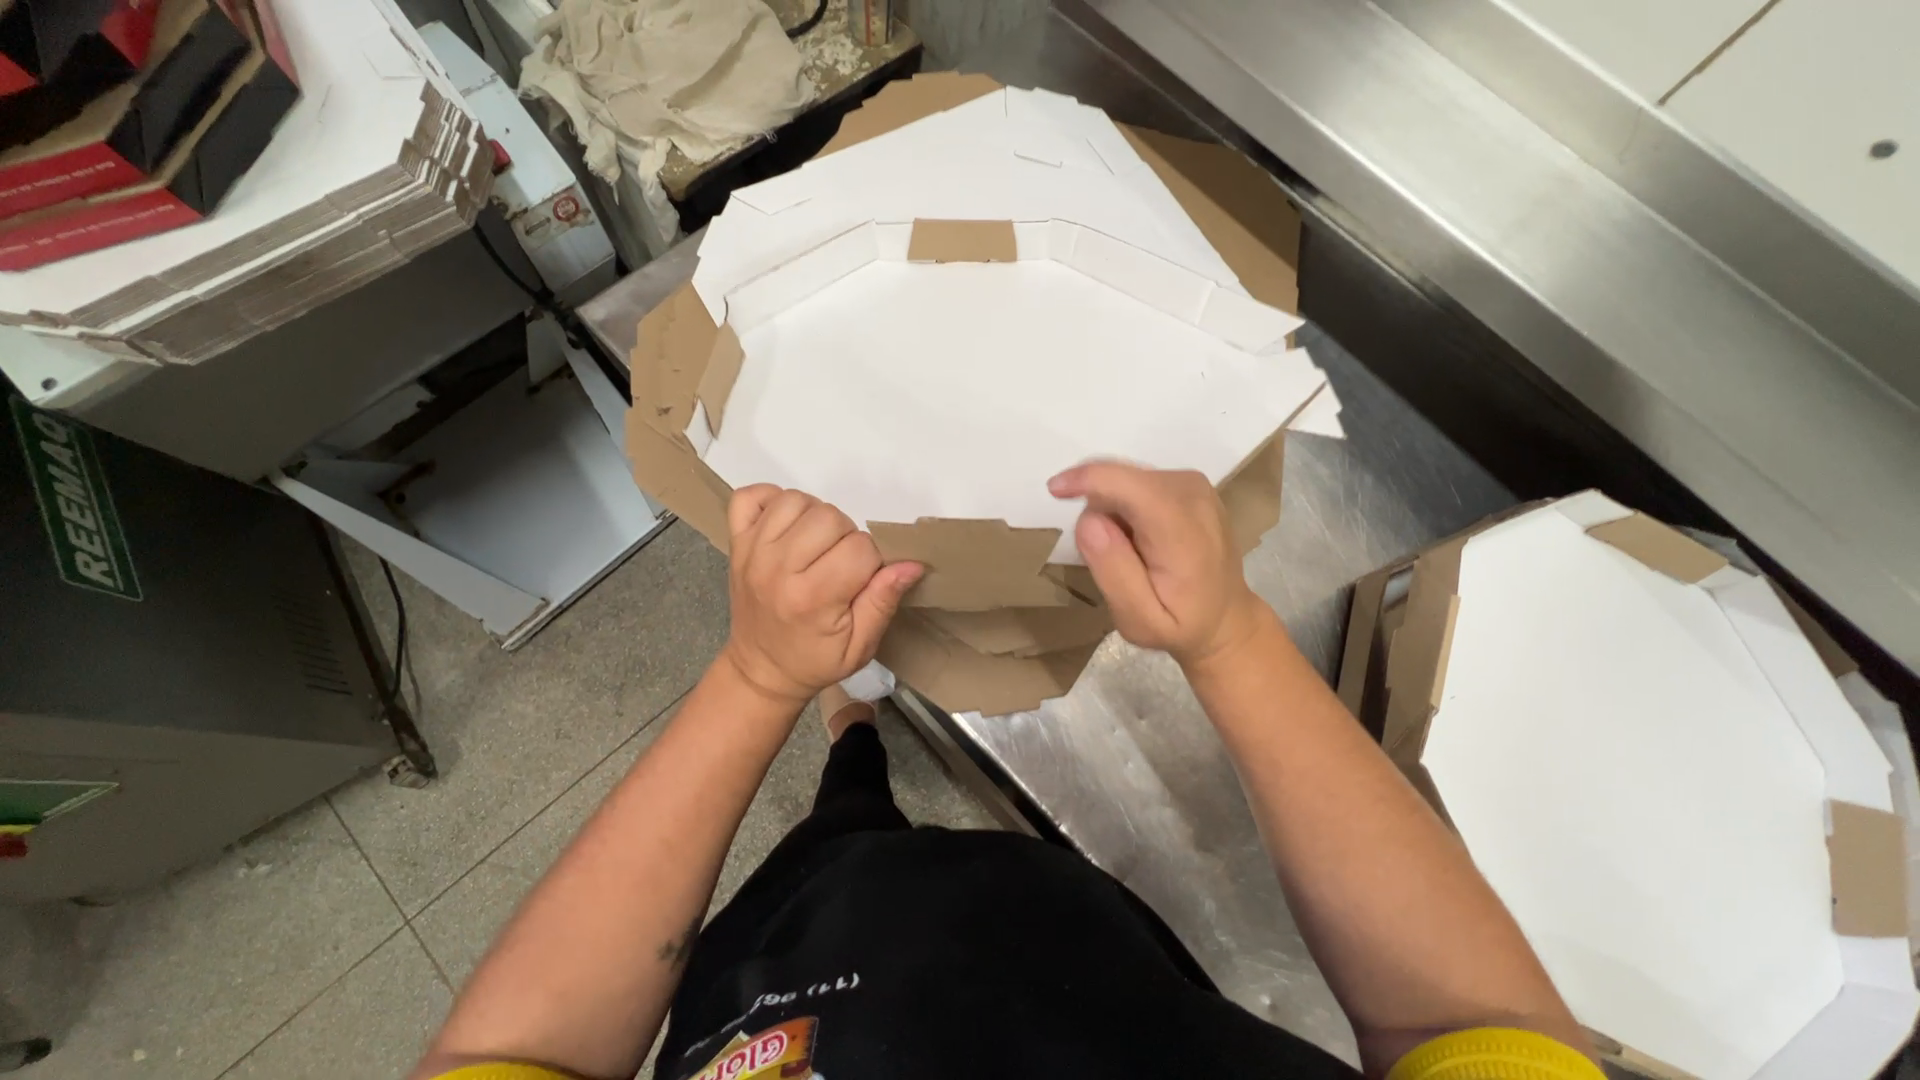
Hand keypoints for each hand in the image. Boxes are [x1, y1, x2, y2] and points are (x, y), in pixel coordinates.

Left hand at [721, 485, 922, 706]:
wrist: (761, 670)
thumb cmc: (815, 660)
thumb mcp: (860, 647)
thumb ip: (883, 602)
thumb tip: (912, 565)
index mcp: (811, 598)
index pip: (859, 548)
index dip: (871, 561)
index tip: (861, 581)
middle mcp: (777, 568)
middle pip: (828, 516)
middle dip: (846, 536)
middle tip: (841, 564)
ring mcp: (752, 552)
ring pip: (796, 500)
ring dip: (815, 516)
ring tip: (817, 545)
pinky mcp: (737, 542)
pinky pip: (751, 496)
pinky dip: (772, 501)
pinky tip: (787, 527)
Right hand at [1048, 462, 1272, 667]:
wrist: (1225, 618)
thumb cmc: (1181, 624)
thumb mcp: (1140, 620)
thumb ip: (1114, 572)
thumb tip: (1089, 521)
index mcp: (1182, 532)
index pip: (1129, 485)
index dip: (1087, 479)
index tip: (1054, 490)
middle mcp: (1191, 495)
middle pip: (1121, 481)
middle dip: (1100, 511)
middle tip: (1113, 560)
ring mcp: (1194, 485)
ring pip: (1127, 479)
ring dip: (1114, 512)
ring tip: (1132, 555)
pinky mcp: (1190, 483)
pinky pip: (1140, 482)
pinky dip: (1128, 507)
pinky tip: (1143, 540)